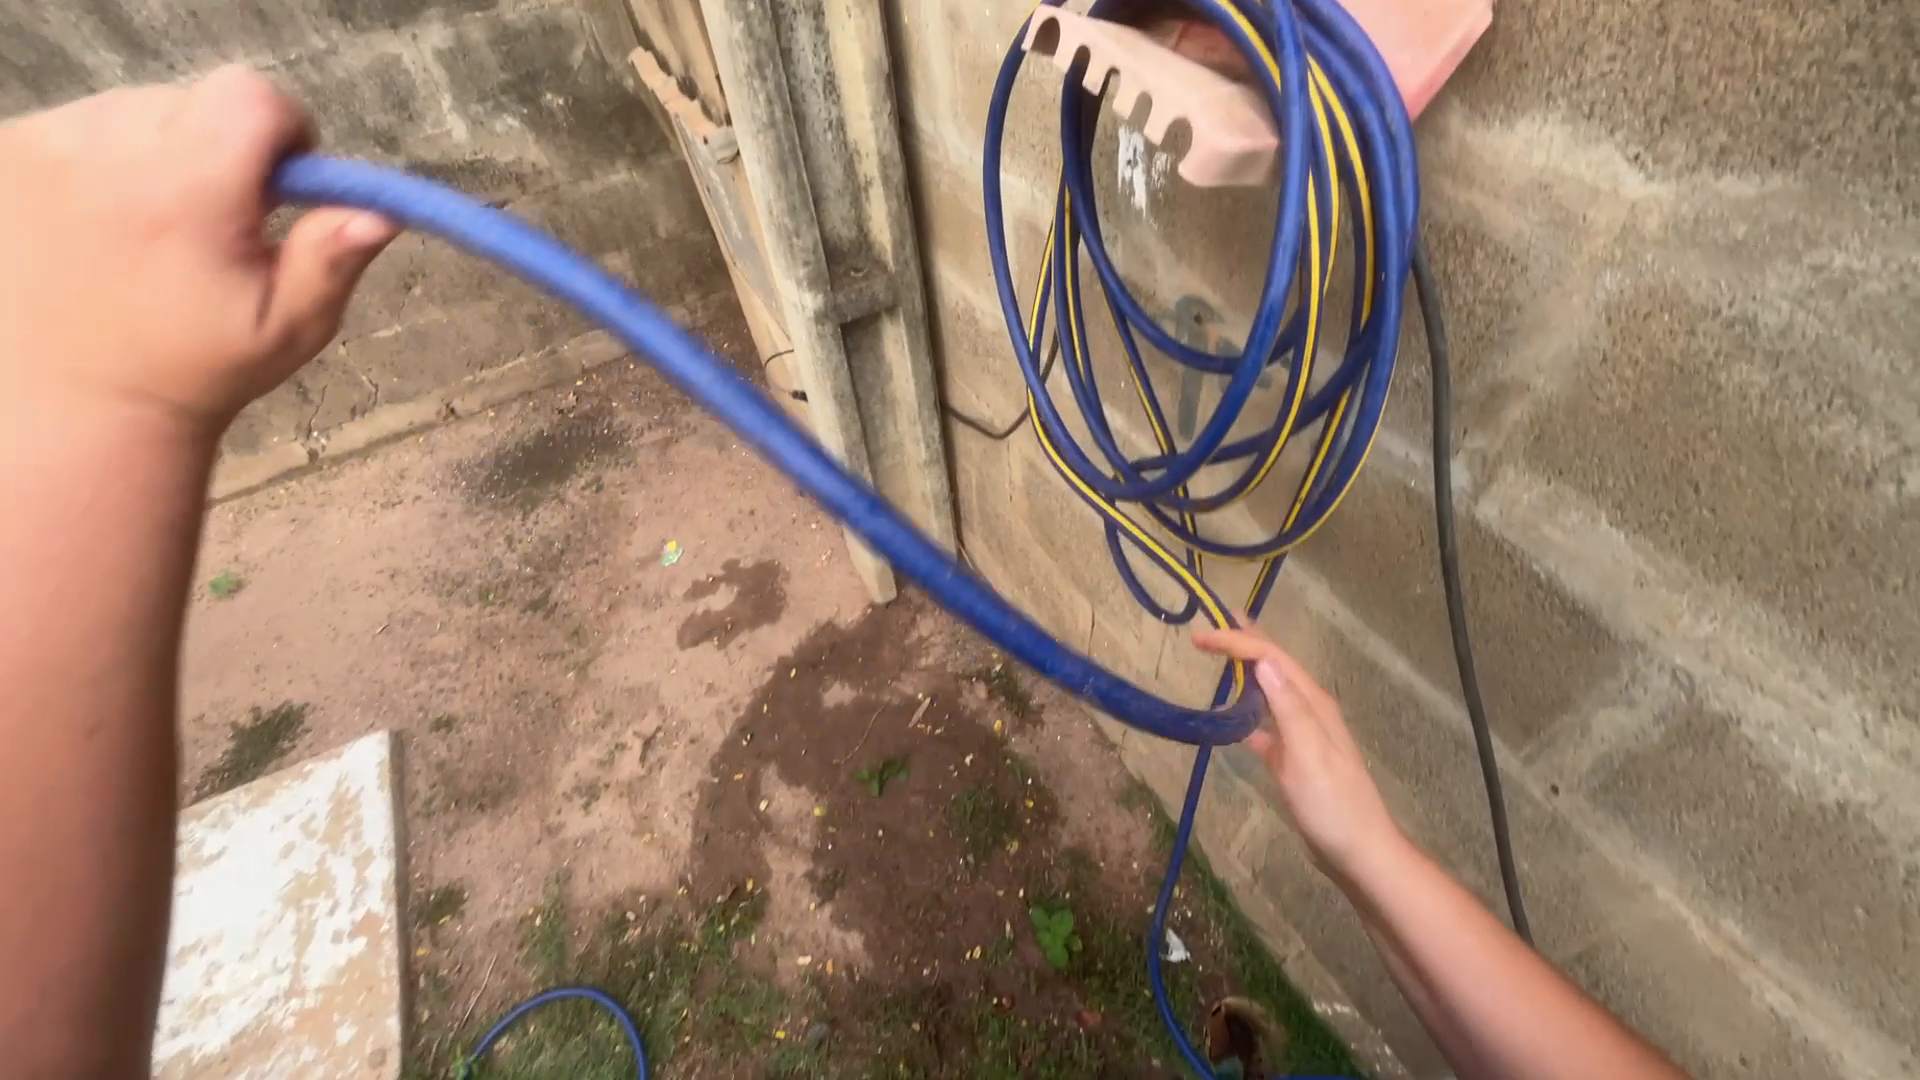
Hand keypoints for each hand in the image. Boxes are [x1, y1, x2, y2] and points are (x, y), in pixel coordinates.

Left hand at [0, 66, 397, 435]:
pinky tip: (126, 214)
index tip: (291, 184)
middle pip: (199, 99)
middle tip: (237, 218)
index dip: (290, 130)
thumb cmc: (206, 361)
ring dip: (178, 149)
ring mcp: (40, 144)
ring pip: (144, 105)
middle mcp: (103, 153)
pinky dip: (124, 154)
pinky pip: (91, 120)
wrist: (82, 389)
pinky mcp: (6, 148)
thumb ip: (333, 259)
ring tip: (179, 221)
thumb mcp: (294, 324)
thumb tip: (376, 209)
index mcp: (185, 196)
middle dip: (234, 147)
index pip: (250, 97)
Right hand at [1194, 619, 1404, 884]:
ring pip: (1269, 688)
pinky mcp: (1292, 755)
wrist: (1359, 852)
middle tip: (1211, 626)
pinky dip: (1246, 708)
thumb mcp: (1308, 755)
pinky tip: (1229, 715)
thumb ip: (1288, 708)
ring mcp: (1301, 733)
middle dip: (1244, 641)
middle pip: (1274, 665)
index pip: (1271, 658)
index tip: (1199, 638)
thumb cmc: (1332, 805)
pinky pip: (1265, 721)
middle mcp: (1308, 710)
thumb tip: (1264, 662)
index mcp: (1312, 704)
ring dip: (1245, 668)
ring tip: (1222, 653)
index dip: (1236, 642)